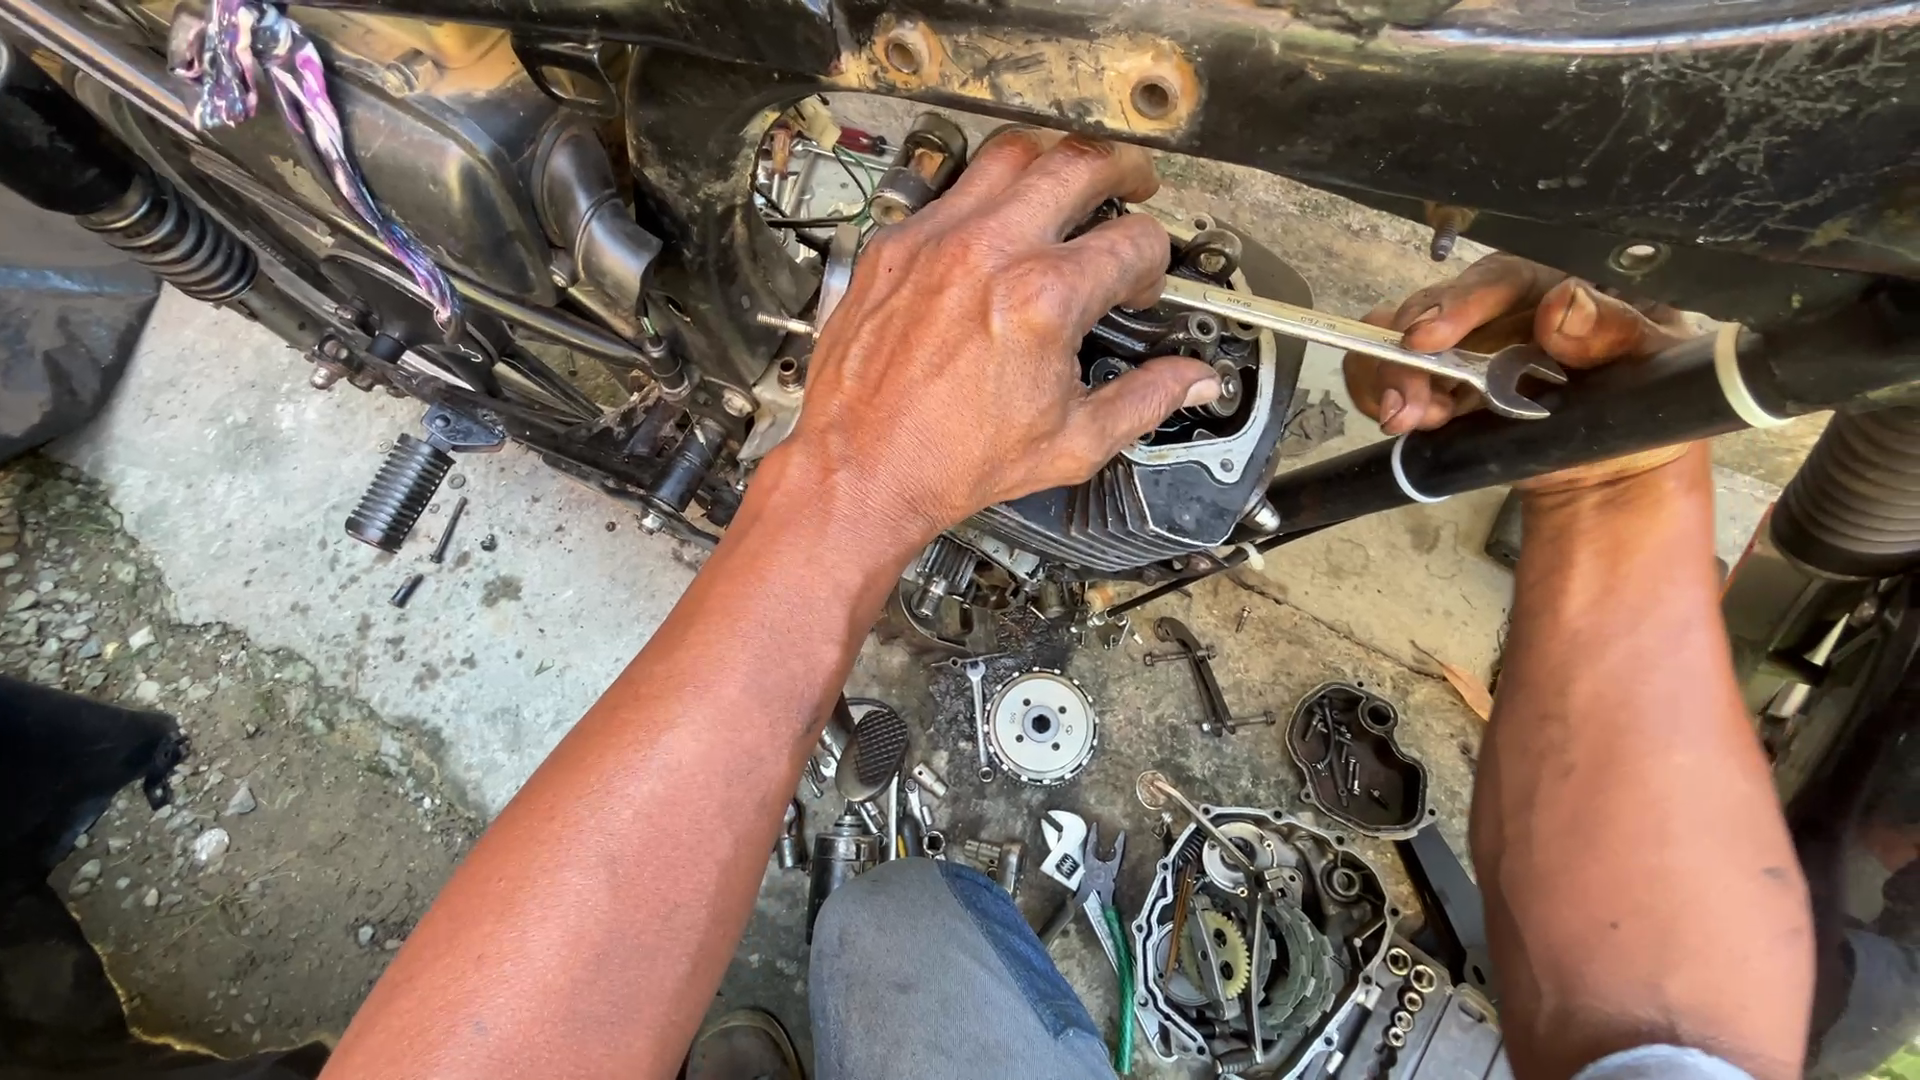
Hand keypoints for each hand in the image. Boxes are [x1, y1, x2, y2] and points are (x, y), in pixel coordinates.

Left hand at [777, 130, 1220, 542]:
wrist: (863, 467)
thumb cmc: (950, 462)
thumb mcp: (1069, 444)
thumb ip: (1143, 401)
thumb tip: (1191, 382)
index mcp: (1042, 300)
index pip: (1132, 242)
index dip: (1154, 263)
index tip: (1140, 285)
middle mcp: (988, 253)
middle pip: (1080, 164)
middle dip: (1123, 171)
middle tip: (1134, 183)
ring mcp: (934, 242)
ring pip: (1010, 154)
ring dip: (1053, 160)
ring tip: (1067, 181)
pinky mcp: (894, 248)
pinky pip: (950, 190)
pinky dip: (985, 194)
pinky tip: (994, 224)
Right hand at [1342, 254, 1698, 490]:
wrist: (1608, 463)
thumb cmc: (1644, 404)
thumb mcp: (1655, 364)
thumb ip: (1617, 331)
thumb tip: (1563, 306)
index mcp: (1553, 286)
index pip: (1496, 279)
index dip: (1457, 304)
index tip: (1427, 338)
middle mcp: (1493, 311)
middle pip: (1424, 311)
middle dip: (1404, 360)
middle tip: (1406, 408)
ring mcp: (1454, 348)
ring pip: (1389, 341)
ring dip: (1386, 380)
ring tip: (1407, 420)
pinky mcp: (1429, 382)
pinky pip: (1376, 373)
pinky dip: (1374, 394)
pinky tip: (1403, 420)